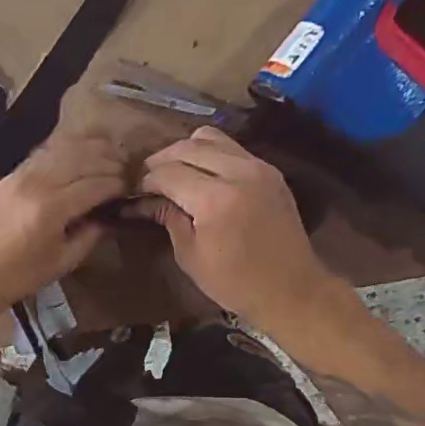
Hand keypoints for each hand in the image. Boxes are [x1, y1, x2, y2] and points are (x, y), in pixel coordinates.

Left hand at [0, 132, 125, 319]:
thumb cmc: (19, 277)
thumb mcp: (62, 262)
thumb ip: (90, 235)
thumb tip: (108, 215)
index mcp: (52, 209)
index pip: (96, 183)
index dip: (118, 184)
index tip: (130, 187)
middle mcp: (36, 184)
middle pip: (82, 158)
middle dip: (108, 161)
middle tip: (124, 169)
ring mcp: (19, 176)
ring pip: (61, 149)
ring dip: (88, 148)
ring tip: (106, 154)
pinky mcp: (7, 177)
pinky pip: (41, 154)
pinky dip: (63, 150)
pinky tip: (75, 155)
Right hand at [136, 126, 343, 324]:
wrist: (289, 287)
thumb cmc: (232, 281)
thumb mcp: (190, 255)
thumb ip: (169, 219)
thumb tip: (147, 201)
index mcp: (214, 200)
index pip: (169, 173)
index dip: (147, 180)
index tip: (135, 191)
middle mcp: (238, 173)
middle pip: (189, 147)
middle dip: (162, 159)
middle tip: (147, 177)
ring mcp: (258, 167)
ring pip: (212, 138)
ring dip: (186, 150)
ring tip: (173, 170)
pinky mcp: (270, 171)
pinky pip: (232, 148)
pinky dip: (209, 153)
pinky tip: (199, 174)